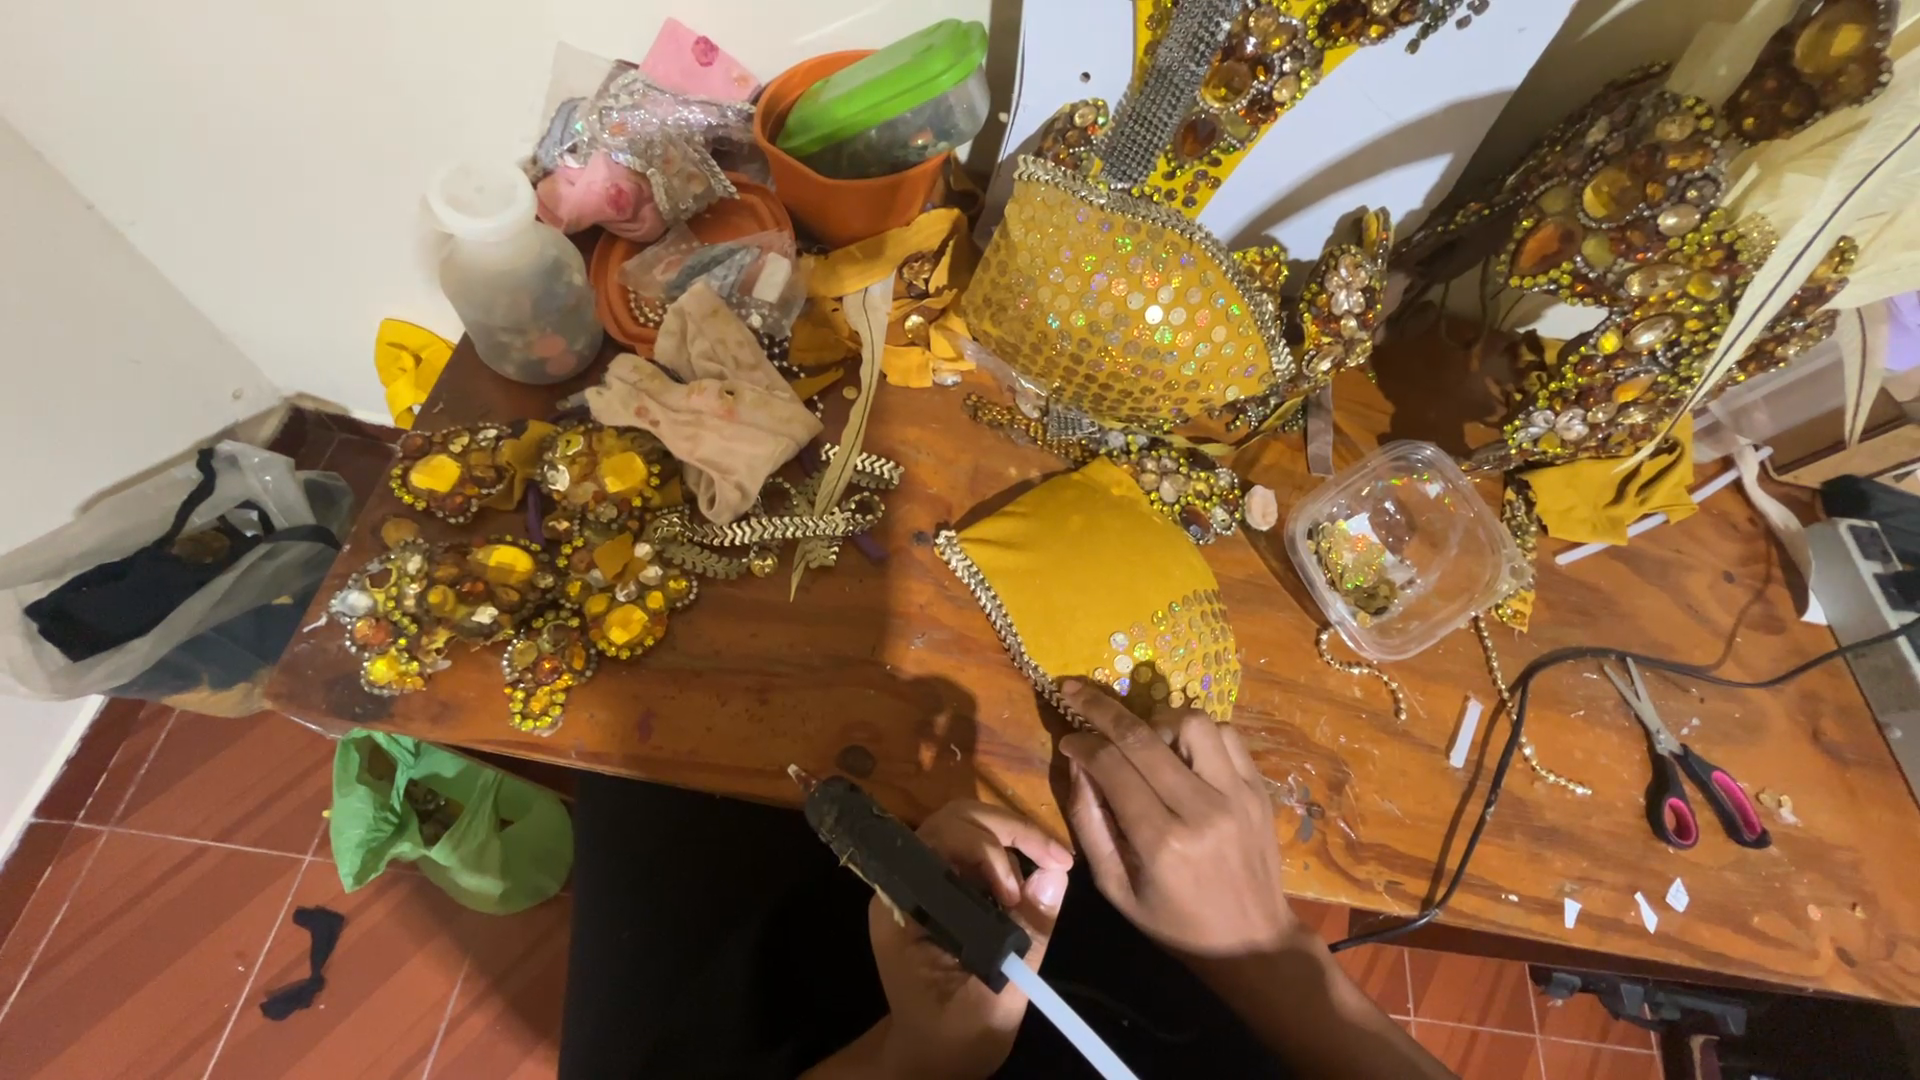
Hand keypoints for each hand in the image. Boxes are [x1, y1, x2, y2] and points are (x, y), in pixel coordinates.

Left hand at [867, 800, 1073, 1079]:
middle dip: (1010, 832)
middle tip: (1058, 859)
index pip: (939, 841)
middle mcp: (906, 880)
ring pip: (970, 827)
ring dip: (1014, 843)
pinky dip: (1010, 856)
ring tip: (1043, 882)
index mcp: (902, 904)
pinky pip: (977, 849)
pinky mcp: (942, 884)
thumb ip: (1027, 934)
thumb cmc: (954, 1035)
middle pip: (957, 821)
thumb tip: (1055, 874)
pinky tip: (1030, 887)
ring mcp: (924, 879)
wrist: (931, 1058)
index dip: (986, 851)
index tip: (1019, 893)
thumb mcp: (998, 995)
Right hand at [1058, 679, 1295, 959]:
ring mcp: (1236, 794)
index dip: (1082, 743)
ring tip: (1143, 736)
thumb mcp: (1114, 887)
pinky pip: (1225, 733)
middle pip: (1142, 735)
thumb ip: (1089, 821)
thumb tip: (1076, 761)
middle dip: (1100, 707)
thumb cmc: (1173, 922)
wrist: (1253, 943)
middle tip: (1076, 693)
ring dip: (1157, 719)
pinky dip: (1195, 730)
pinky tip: (1180, 749)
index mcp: (1161, 841)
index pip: (1111, 765)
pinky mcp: (1258, 788)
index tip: (1068, 739)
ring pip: (1190, 721)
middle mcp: (1201, 810)